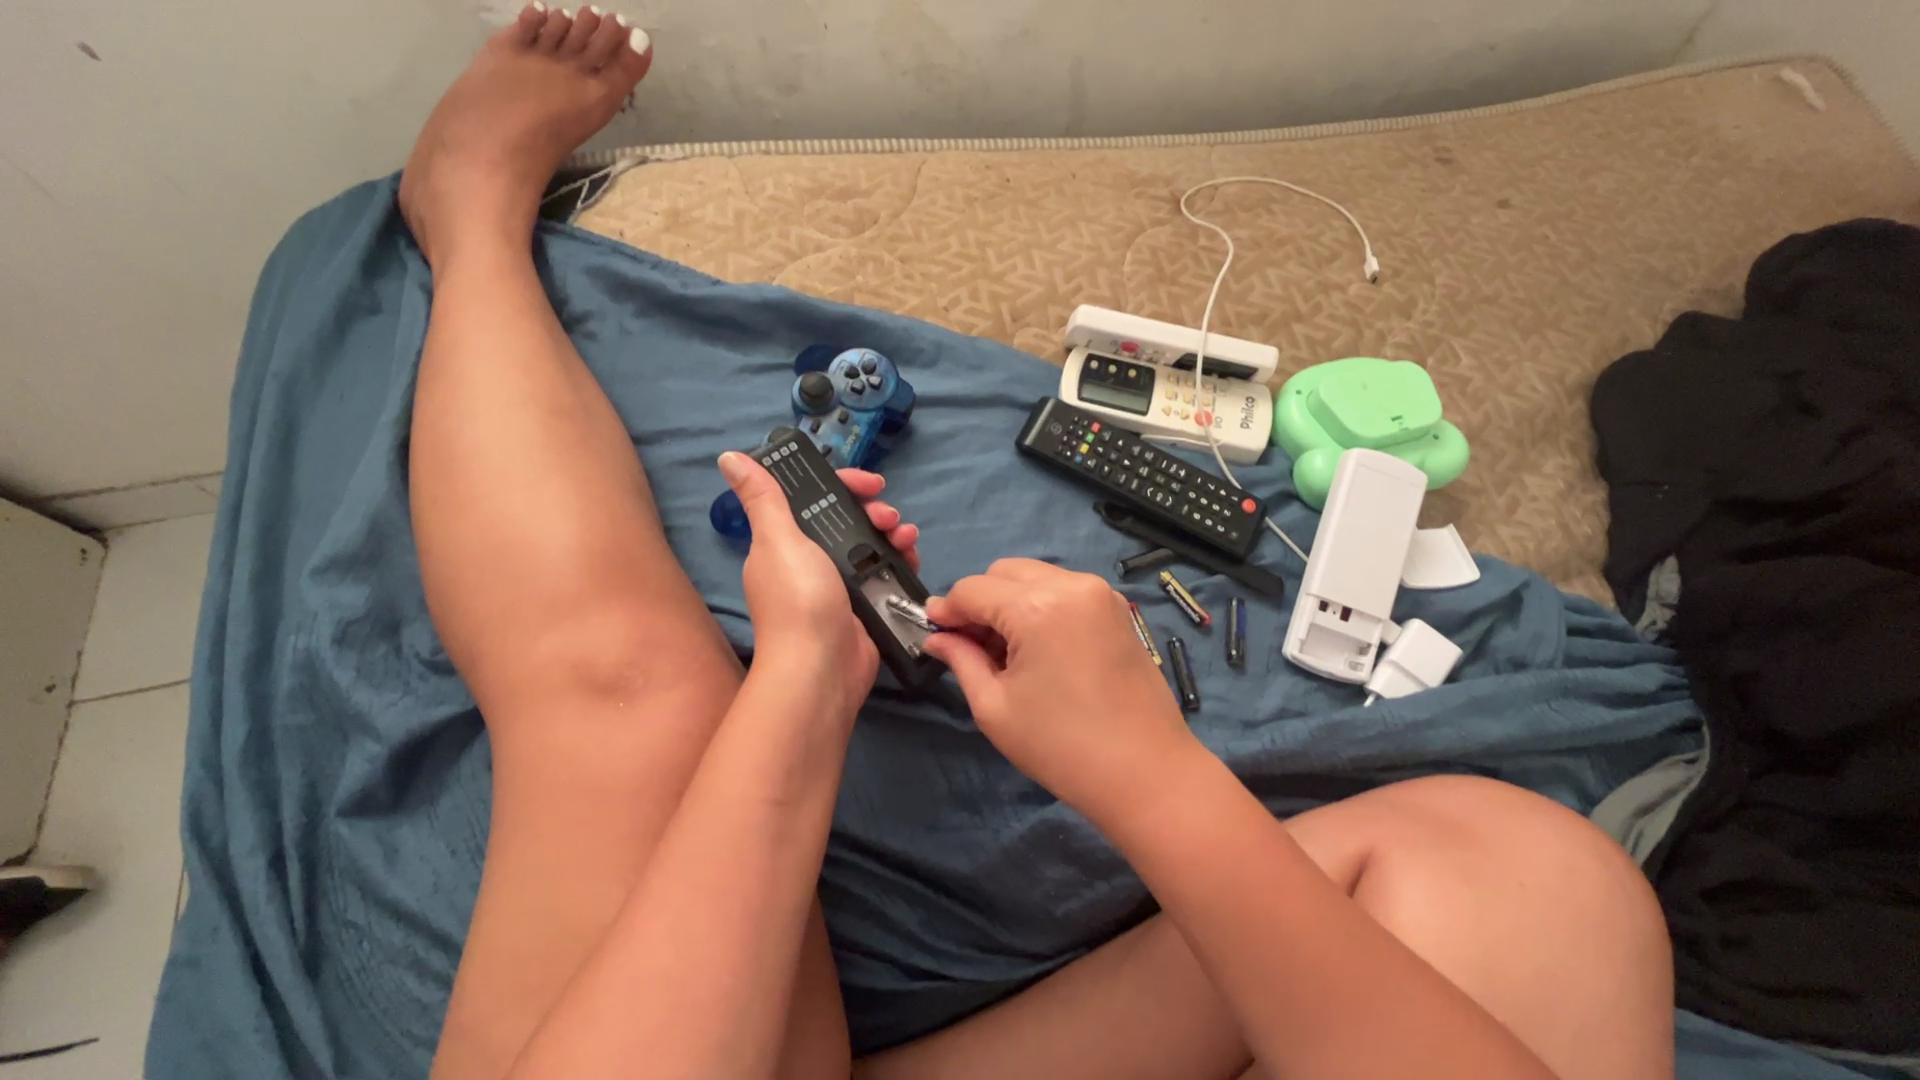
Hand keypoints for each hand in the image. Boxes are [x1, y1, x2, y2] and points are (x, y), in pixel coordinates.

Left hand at [718, 452, 920, 717]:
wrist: (821, 667)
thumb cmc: (798, 599)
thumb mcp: (778, 540)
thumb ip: (763, 498)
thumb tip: (730, 457)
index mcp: (785, 541)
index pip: (816, 499)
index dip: (845, 485)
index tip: (870, 484)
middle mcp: (811, 559)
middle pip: (849, 519)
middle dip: (874, 511)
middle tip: (889, 518)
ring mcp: (840, 583)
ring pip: (872, 544)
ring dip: (893, 533)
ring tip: (906, 537)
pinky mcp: (865, 604)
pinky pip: (886, 571)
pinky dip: (900, 560)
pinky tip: (912, 558)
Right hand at [922, 559, 1200, 817]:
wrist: (1146, 772)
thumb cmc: (1062, 747)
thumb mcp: (995, 708)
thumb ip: (962, 660)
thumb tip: (937, 637)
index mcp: (1037, 607)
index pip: (973, 589)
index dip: (947, 609)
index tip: (934, 633)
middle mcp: (1071, 585)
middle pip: (1004, 572)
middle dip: (980, 601)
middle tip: (971, 646)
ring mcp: (1100, 594)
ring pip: (1035, 576)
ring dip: (1010, 601)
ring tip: (1006, 651)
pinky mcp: (1117, 609)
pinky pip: (1064, 590)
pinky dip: (1041, 605)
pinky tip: (1039, 649)